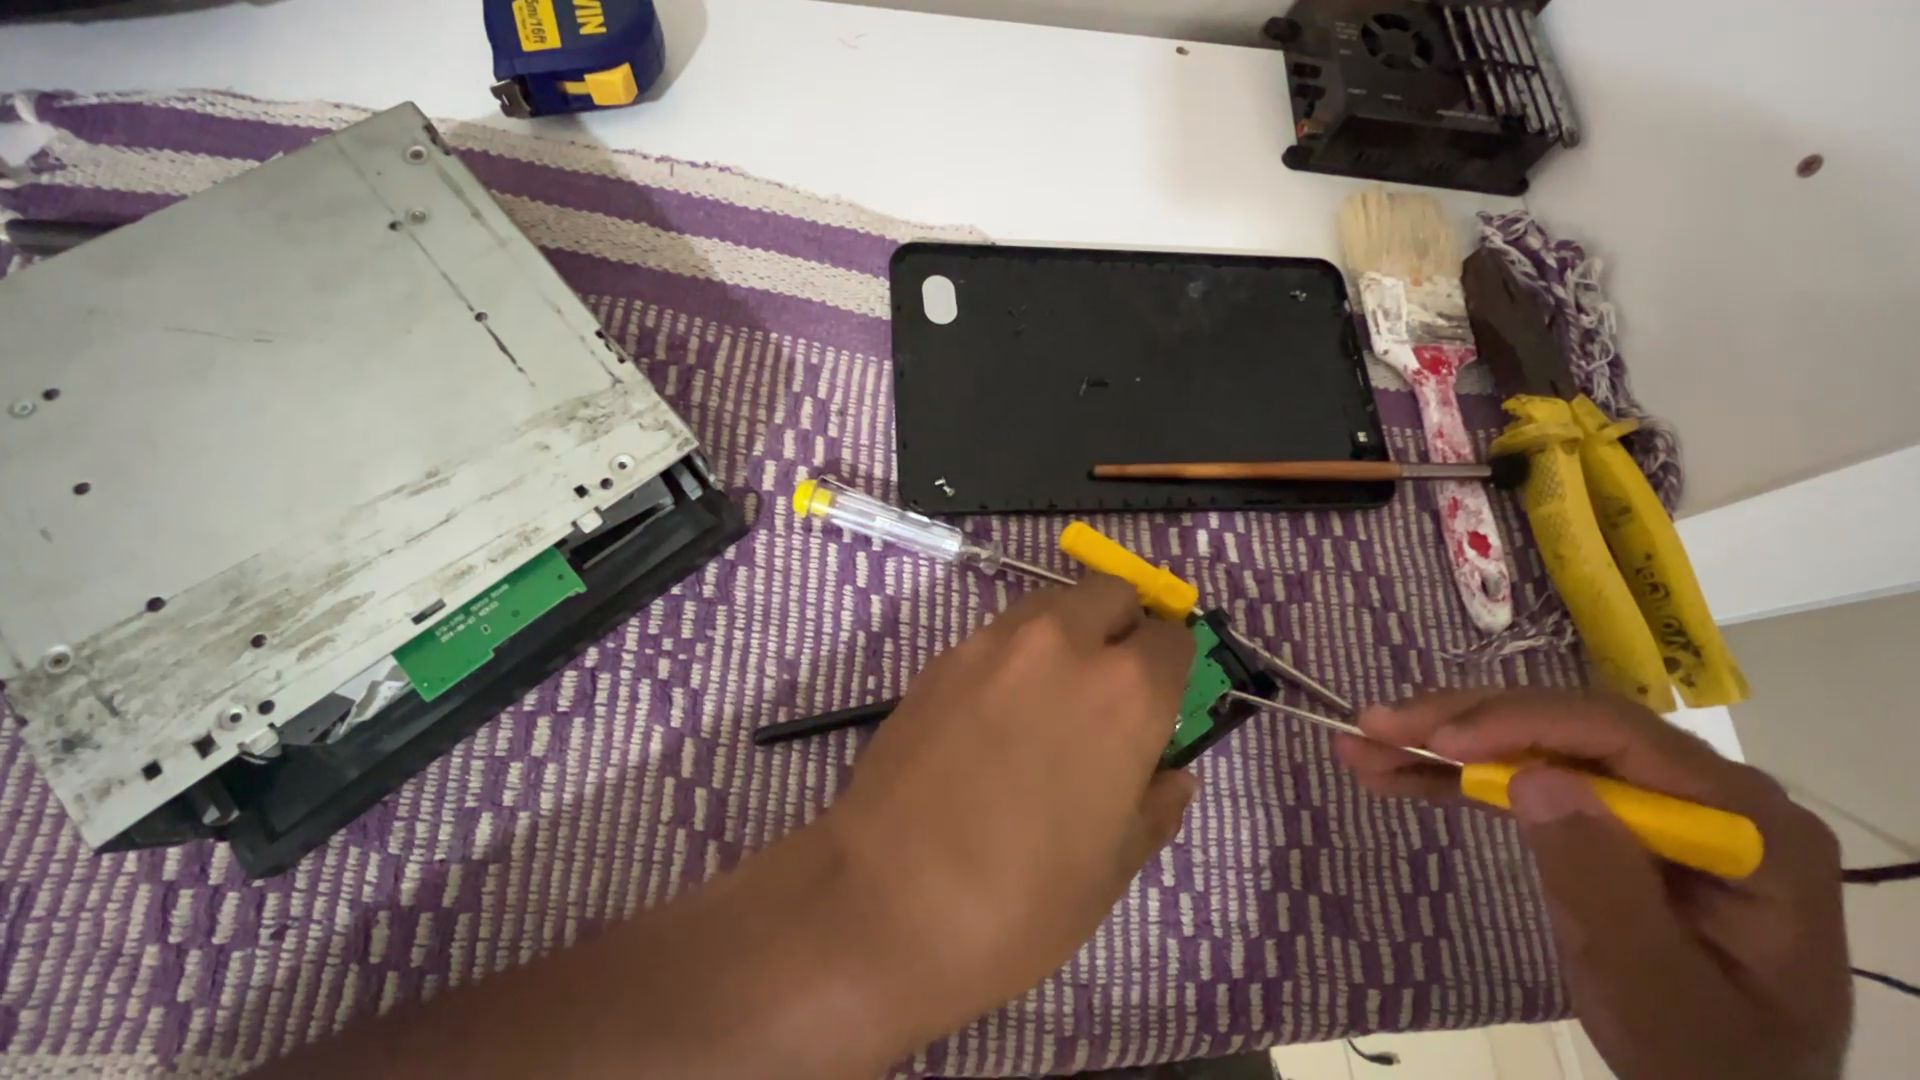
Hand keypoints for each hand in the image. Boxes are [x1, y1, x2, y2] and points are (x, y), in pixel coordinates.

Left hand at [825, 573, 1196, 1046]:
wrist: (887, 902)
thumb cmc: (1022, 899)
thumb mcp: (1113, 867)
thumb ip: (1155, 807)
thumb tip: (1173, 776)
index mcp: (1126, 691)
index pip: (1171, 638)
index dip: (1173, 667)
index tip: (1161, 702)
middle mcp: (1063, 645)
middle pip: (1110, 594)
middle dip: (1122, 627)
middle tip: (1110, 687)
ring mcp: (992, 644)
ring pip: (1049, 606)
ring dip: (1066, 633)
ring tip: (1050, 700)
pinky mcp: (939, 659)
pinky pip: (995, 637)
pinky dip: (1013, 657)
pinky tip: (994, 717)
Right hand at [1334, 691, 1849, 1079]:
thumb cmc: (1700, 1051)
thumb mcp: (1653, 984)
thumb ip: (1603, 882)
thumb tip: (1533, 778)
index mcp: (1743, 822)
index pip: (1620, 738)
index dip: (1520, 725)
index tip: (1438, 741)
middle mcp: (1699, 793)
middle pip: (1563, 730)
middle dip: (1462, 725)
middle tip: (1373, 726)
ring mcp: (1647, 803)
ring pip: (1530, 747)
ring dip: (1441, 745)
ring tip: (1362, 744)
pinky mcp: (1601, 818)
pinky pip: (1521, 782)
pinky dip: (1453, 778)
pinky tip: (1392, 772)